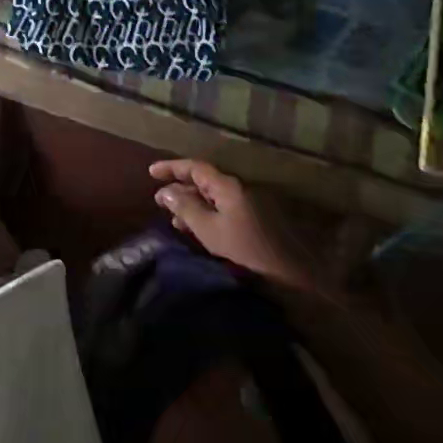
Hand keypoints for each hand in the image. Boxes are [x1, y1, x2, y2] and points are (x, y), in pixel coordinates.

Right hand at [149, 158, 324, 292]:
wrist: (292, 274)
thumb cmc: (246, 248)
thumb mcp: (208, 229)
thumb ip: (185, 208)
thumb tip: (166, 192)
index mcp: (226, 186)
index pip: (194, 167)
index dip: (171, 167)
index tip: (151, 173)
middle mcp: (237, 189)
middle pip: (202, 181)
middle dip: (179, 189)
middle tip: (159, 200)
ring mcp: (247, 204)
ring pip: (211, 197)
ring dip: (191, 204)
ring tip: (174, 219)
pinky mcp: (254, 220)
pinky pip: (221, 209)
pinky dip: (205, 214)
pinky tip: (197, 229)